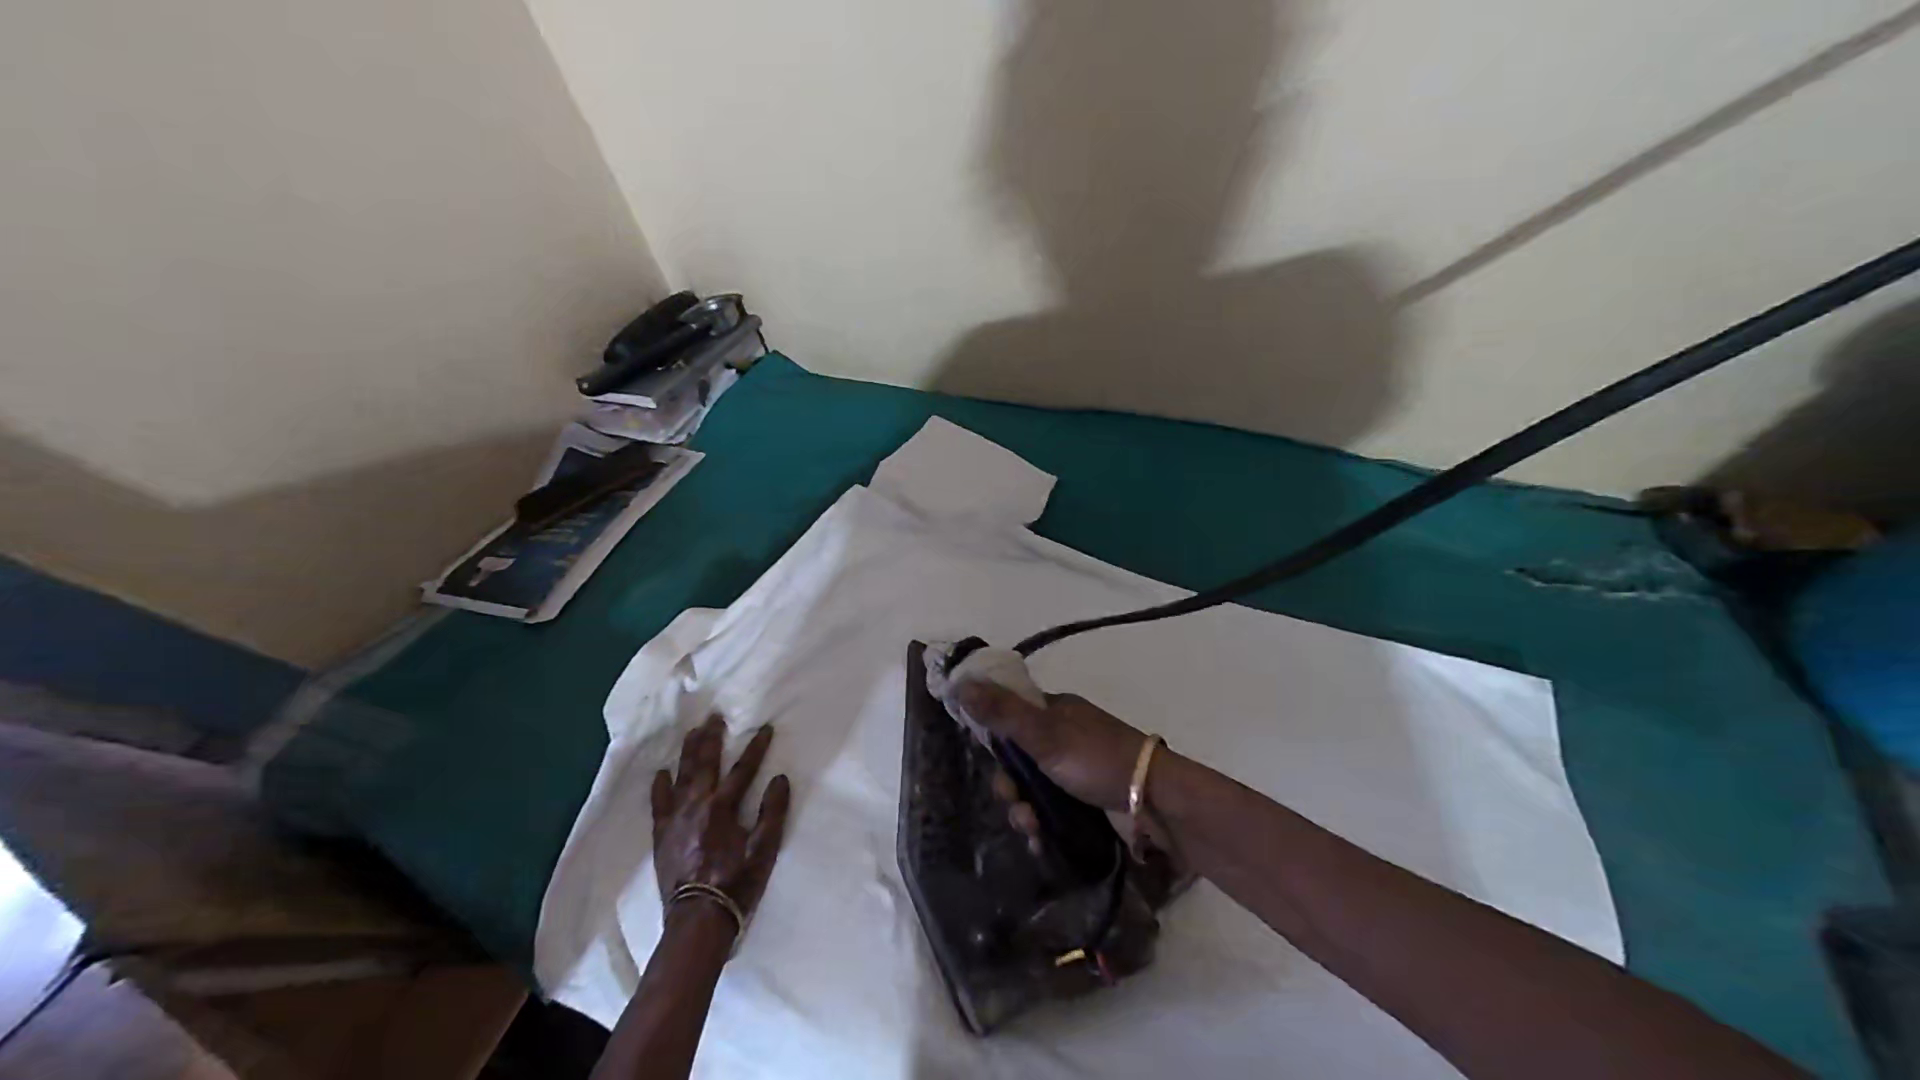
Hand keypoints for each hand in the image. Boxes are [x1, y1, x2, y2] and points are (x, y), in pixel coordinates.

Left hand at [651, 715, 790, 923]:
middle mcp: (696, 805)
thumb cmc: (736, 882)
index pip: (743, 769)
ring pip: (681, 776)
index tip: (765, 728)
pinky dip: (660, 786)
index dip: (756, 748)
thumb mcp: (764, 848)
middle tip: (714, 716)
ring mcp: (675, 819)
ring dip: (688, 752)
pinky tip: (660, 773)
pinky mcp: (662, 834)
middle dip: (712, 738)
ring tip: (692, 732)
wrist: (698, 919)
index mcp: (723, 807)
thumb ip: (773, 811)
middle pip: (705, 764)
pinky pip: (658, 803)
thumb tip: (780, 778)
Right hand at [954, 681, 1146, 811]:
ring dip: (1023, 812)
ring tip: (1031, 829)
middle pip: (1016, 760)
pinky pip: (1049, 812)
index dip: (994, 737)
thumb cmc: (1097, 759)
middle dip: (1008, 787)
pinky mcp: (1084, 803)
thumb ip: (1002, 712)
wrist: (1155, 804)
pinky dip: (1040, 827)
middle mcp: (1063, 738)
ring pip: (1031, 791)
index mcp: (1055, 712)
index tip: (988, 757)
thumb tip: (961, 684)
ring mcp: (1074, 772)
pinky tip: (1039, 842)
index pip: (1010, 716)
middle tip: (1014, 802)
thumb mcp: (1045, 733)